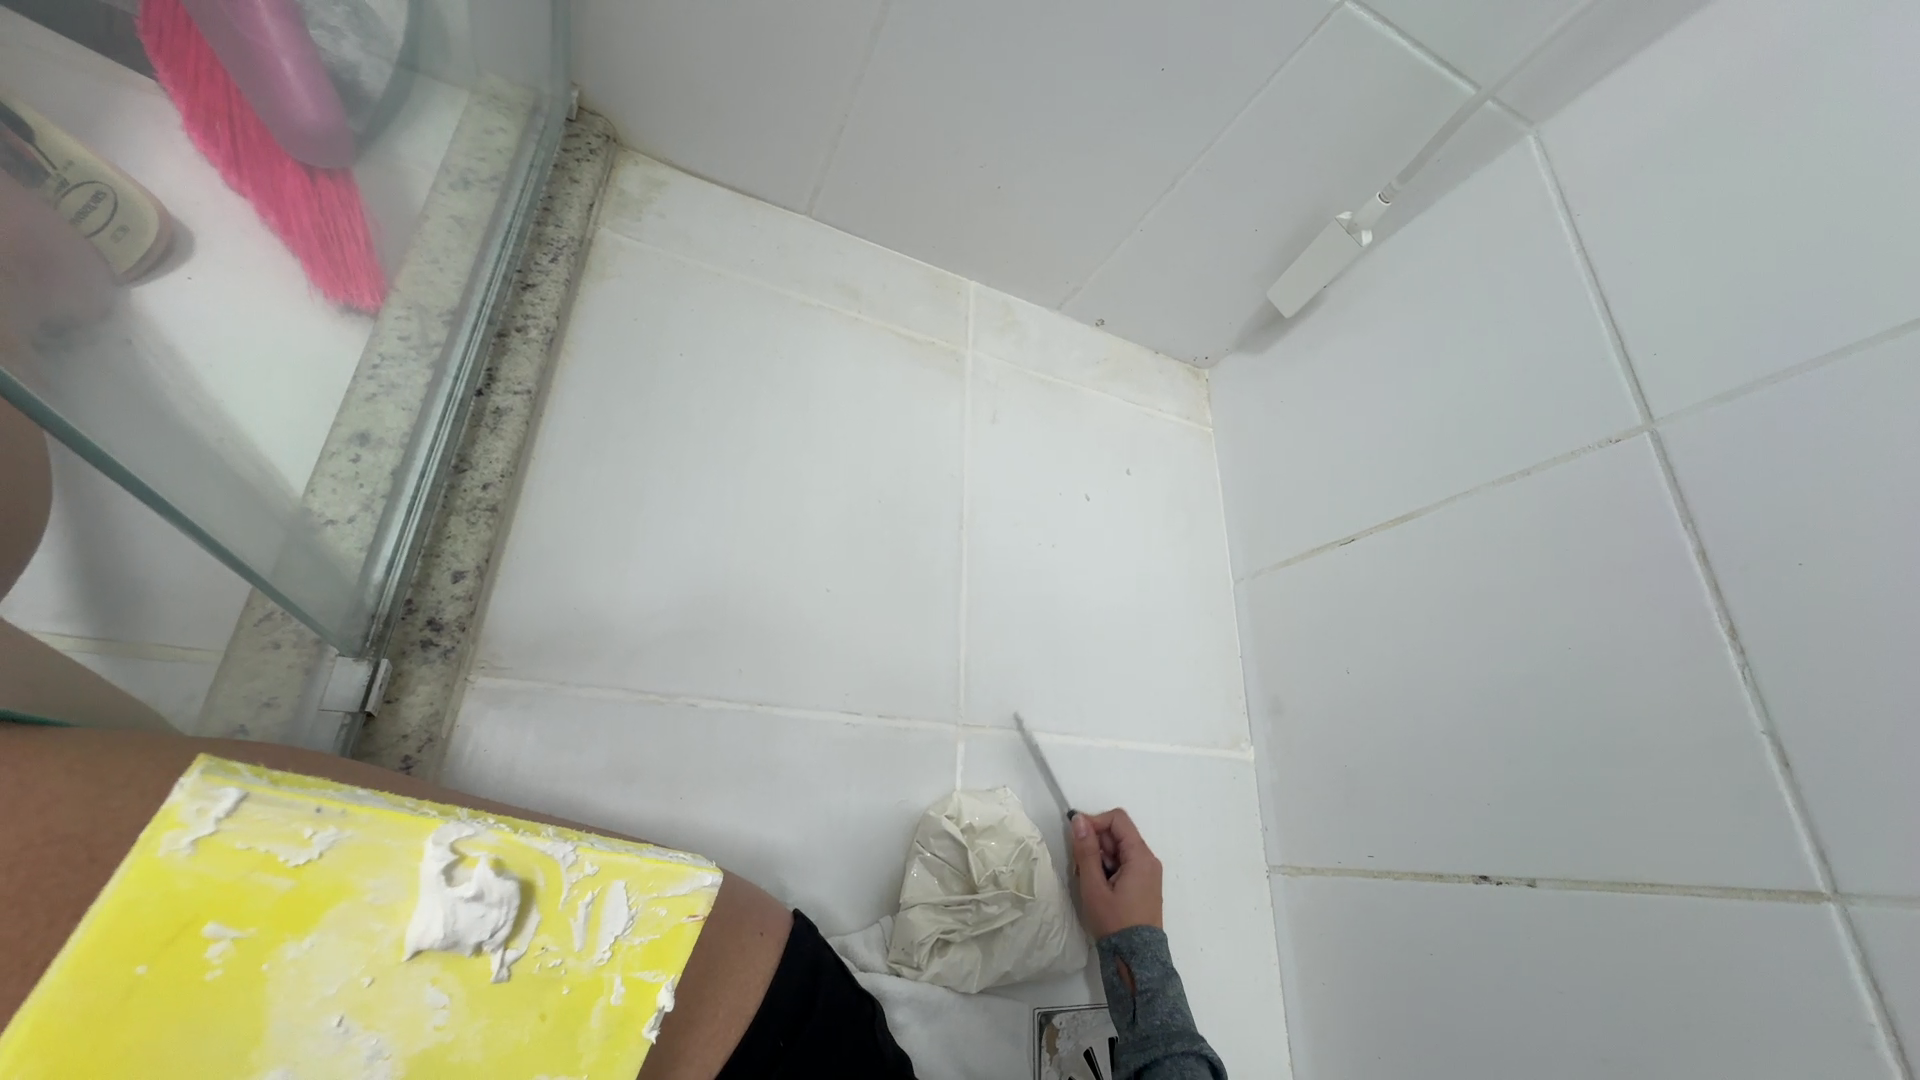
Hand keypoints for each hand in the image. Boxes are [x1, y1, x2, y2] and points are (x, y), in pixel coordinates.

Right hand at [1071, 808, 1162, 939]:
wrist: (1136, 960)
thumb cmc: (1114, 922)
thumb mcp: (1094, 886)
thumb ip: (1086, 851)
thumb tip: (1079, 820)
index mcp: (1140, 856)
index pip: (1117, 819)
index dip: (1095, 822)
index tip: (1077, 838)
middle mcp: (1148, 860)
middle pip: (1118, 834)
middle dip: (1096, 844)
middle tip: (1080, 868)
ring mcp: (1148, 873)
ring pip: (1119, 849)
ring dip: (1100, 858)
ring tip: (1089, 882)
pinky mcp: (1144, 884)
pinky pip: (1124, 864)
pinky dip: (1108, 868)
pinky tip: (1099, 888)